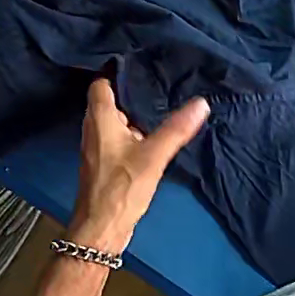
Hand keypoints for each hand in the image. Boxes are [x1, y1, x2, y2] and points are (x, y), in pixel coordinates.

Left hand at [66, 79, 208, 254]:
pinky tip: (151, 138)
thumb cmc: (122, 188)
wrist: (101, 228)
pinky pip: (116, 137)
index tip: (142, 67)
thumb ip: (176, 129)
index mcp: (100, 119)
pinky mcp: (103, 163)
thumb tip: (201, 103)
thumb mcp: (153, 156)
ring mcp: (96, 147)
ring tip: (159, 108)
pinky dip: (131, 133)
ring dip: (132, 115)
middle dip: (131, 94)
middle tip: (158, 86)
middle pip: (109, 101)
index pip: (101, 83)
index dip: (118, 73)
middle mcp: (93, 128)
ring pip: (113, 120)